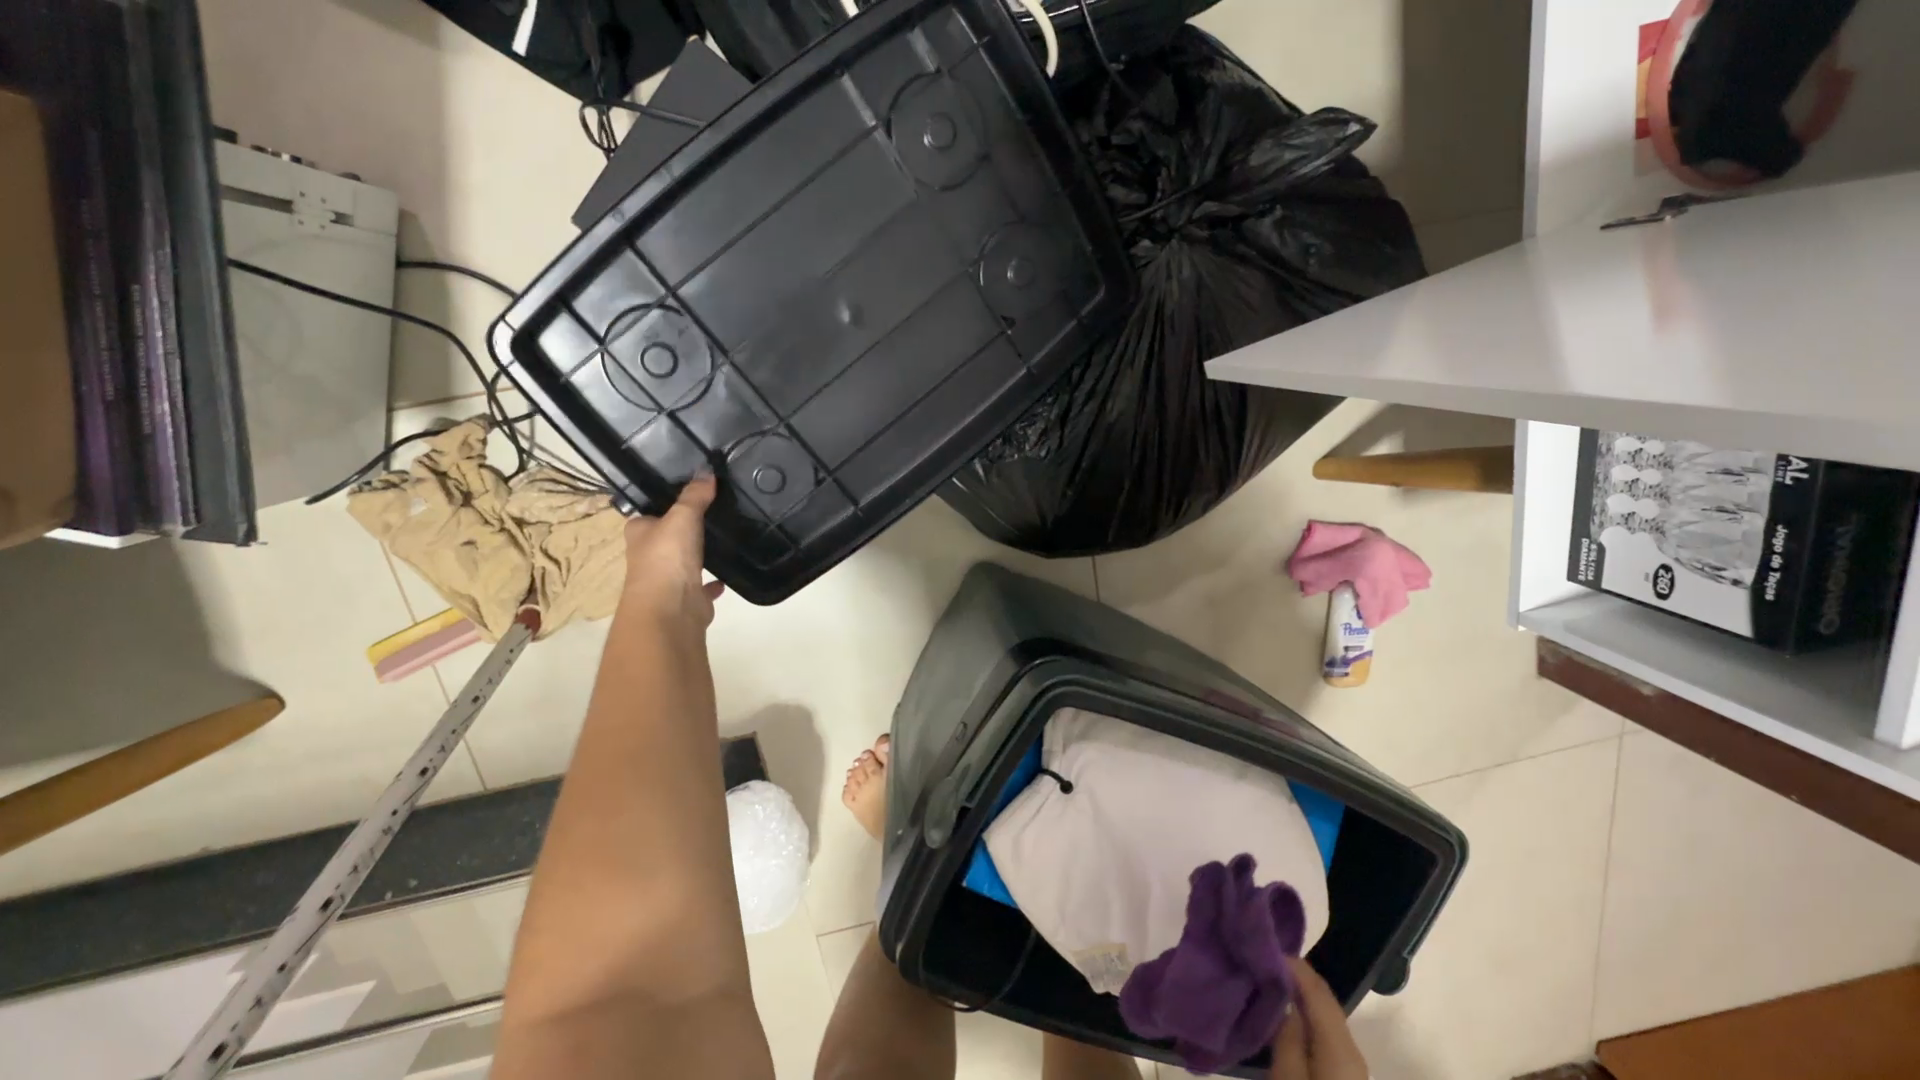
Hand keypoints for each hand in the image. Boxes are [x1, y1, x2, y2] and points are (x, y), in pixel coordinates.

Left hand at [620, 473, 725, 627]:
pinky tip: (725, 577)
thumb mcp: (682, 516)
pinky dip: (712, 584)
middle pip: (666, 539)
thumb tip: (707, 471)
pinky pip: (702, 588)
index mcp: (639, 533)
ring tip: (722, 540)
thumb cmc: (667, 556)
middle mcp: (648, 556)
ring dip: (697, 556)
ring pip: (684, 563)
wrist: (670, 609)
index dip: (663, 505)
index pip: (648, 514)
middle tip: (711, 515)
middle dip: (683, 532)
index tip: (687, 496)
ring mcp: (667, 581)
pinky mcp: (687, 600)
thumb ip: (695, 496)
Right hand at [1269, 957, 1368, 1079]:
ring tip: (1270, 980)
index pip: (1319, 993)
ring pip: (1325, 1015)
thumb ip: (1287, 1041)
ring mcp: (1350, 1062)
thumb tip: (1286, 1004)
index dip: (1296, 967)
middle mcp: (1351, 1049)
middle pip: (1326, 1002)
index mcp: (1340, 1048)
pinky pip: (1324, 1032)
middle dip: (1299, 977)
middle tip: (1264, 960)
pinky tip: (1287, 1012)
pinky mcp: (1343, 1073)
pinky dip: (1306, 1014)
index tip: (1267, 947)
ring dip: (1302, 994)